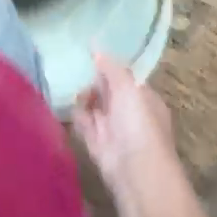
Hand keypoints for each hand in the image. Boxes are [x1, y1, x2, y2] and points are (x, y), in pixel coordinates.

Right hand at [72, 52, 176, 180]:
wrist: (135, 170)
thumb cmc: (138, 124)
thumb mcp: (128, 88)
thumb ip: (111, 67)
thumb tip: (96, 47)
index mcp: (143, 98)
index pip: (124, 76)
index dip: (108, 64)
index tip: (88, 51)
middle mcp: (128, 111)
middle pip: (105, 88)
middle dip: (91, 79)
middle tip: (73, 65)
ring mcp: (111, 126)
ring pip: (91, 102)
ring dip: (82, 96)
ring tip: (74, 89)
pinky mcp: (95, 139)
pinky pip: (81, 120)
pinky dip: (77, 114)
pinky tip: (73, 108)